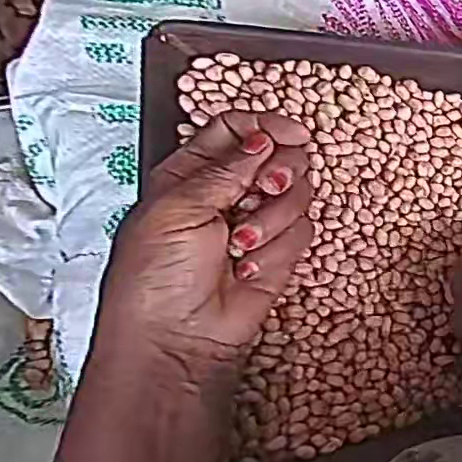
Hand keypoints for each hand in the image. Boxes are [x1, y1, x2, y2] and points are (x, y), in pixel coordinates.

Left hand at [95, 111, 314, 377]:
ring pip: (298, 196)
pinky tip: (249, 267)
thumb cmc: (156, 275)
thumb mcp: (177, 208)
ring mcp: (260, 222)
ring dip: (274, 220)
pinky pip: (305, 232)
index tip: (294, 134)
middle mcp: (231, 194)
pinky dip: (280, 249)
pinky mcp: (282, 250)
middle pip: (280, 158)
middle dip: (281, 173)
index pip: (238, 130)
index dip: (268, 126)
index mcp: (193, 173)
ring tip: (243, 244)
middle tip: (267, 189)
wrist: (179, 335)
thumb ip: (225, 170)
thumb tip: (263, 139)